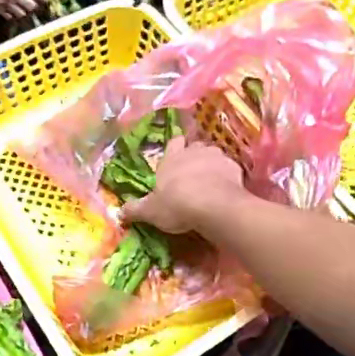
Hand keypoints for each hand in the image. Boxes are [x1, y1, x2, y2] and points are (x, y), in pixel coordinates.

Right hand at [120, 138, 247, 234]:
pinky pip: (230, 170)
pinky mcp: (235, 168)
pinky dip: (228, 178)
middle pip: (195, 147)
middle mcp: (194, 151)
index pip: (173, 143)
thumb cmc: (176, 205)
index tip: (176, 156)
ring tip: (211, 182)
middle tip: (192, 173)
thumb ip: (135, 209)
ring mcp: (217, 157)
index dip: (175, 149)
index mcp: (172, 158)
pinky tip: (226, 191)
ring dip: (212, 166)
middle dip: (194, 157)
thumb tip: (119, 212)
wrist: (213, 206)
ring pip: (214, 156)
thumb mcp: (150, 211)